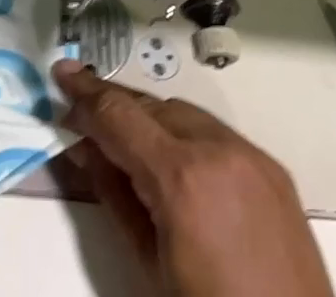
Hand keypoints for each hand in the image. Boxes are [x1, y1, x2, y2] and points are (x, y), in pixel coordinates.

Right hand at [53, 62, 333, 296]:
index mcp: (182, 177)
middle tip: (83, 119)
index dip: (85, 92)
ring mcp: (253, 156)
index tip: (61, 74)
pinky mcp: (274, 169)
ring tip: (126, 144)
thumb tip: (85, 149)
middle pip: (152, 106)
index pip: (120, 116)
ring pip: (186, 113)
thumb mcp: (148, 261)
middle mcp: (220, 150)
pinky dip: (186, 136)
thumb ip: (114, 195)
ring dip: (151, 120)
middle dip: (115, 108)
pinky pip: (218, 134)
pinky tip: (174, 162)